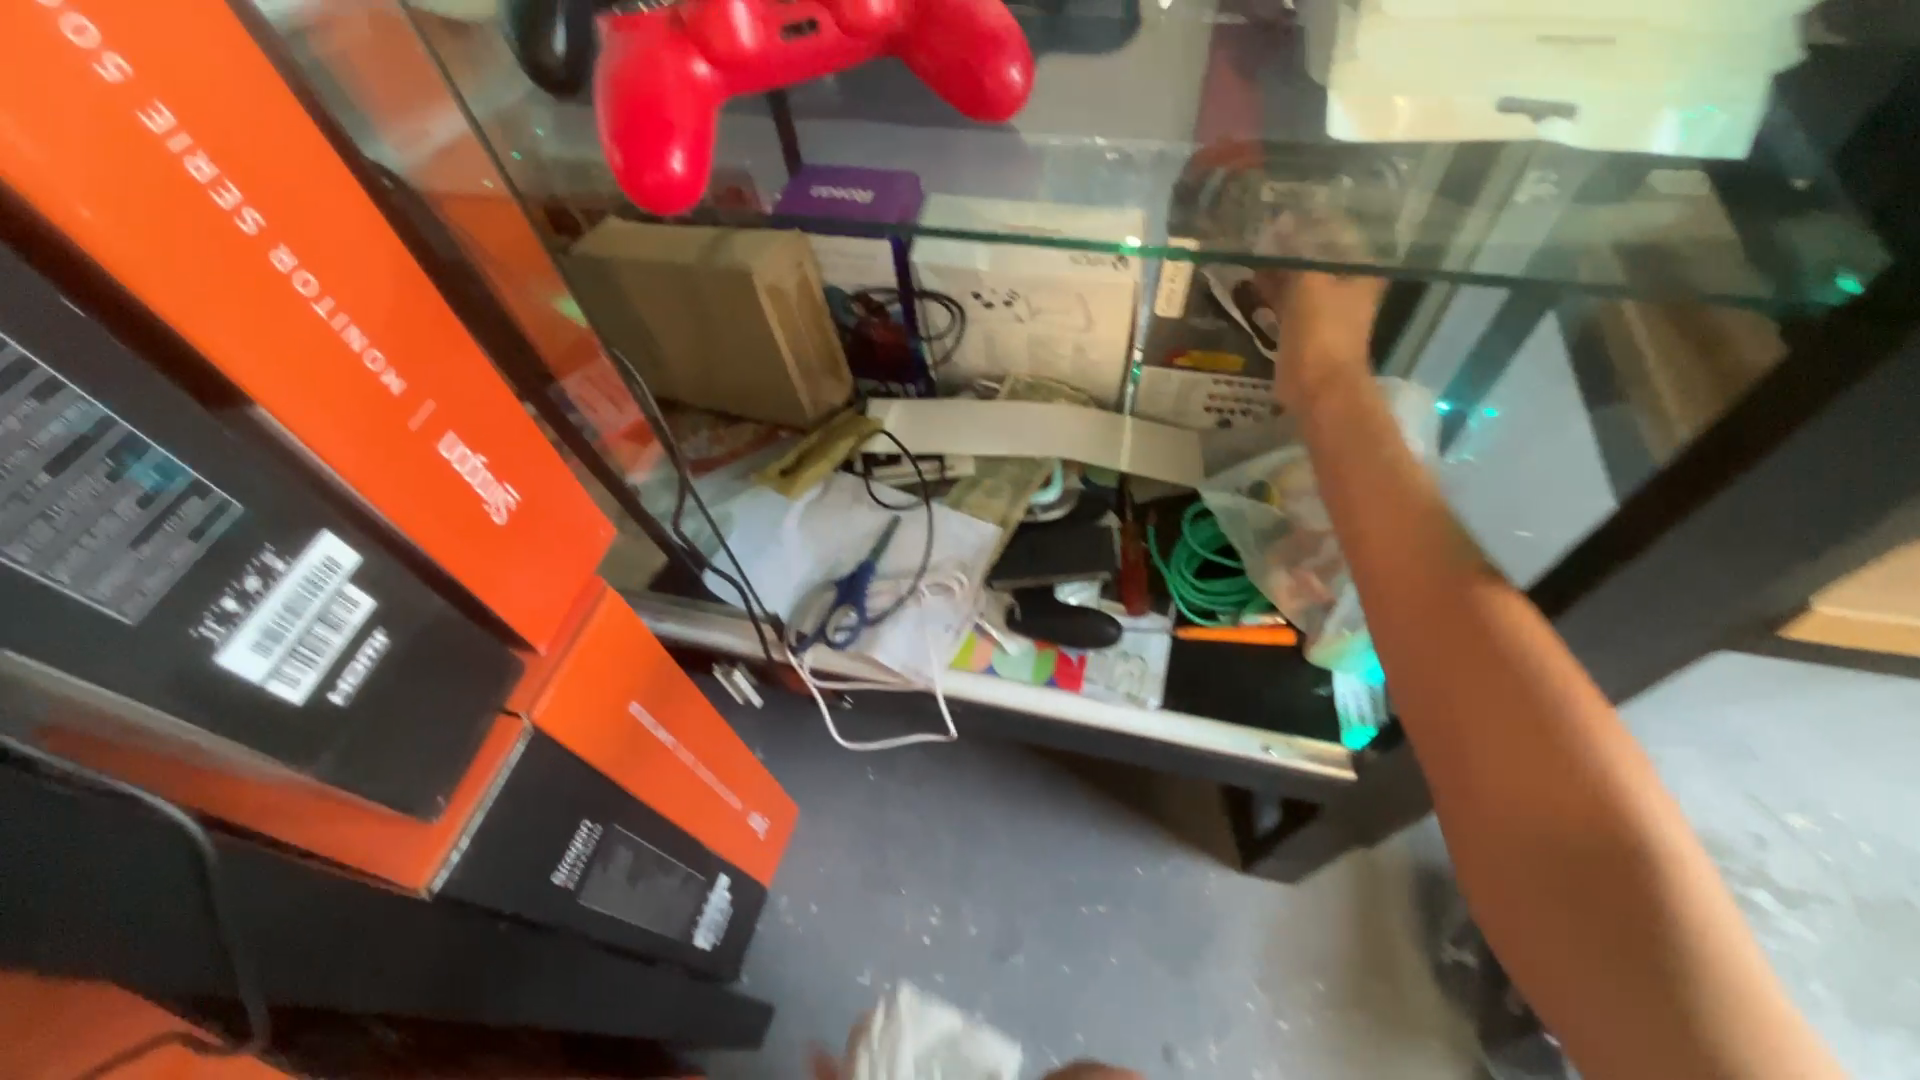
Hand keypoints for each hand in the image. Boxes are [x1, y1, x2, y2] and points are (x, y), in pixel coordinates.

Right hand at [1244, 208, 1387, 411]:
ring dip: (1277, 264)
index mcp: (1360, 269)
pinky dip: (1270, 288)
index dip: (1311, 216)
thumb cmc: (1321, 330)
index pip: (1337, 229)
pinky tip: (1249, 276)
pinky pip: (1285, 298)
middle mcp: (1347, 283)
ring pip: (1298, 275)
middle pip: (1317, 252)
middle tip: (1262, 223)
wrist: (1317, 385)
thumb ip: (1294, 252)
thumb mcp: (1308, 280)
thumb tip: (1278, 225)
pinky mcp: (1304, 325)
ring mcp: (1325, 306)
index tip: (1283, 205)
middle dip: (1290, 240)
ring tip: (1251, 246)